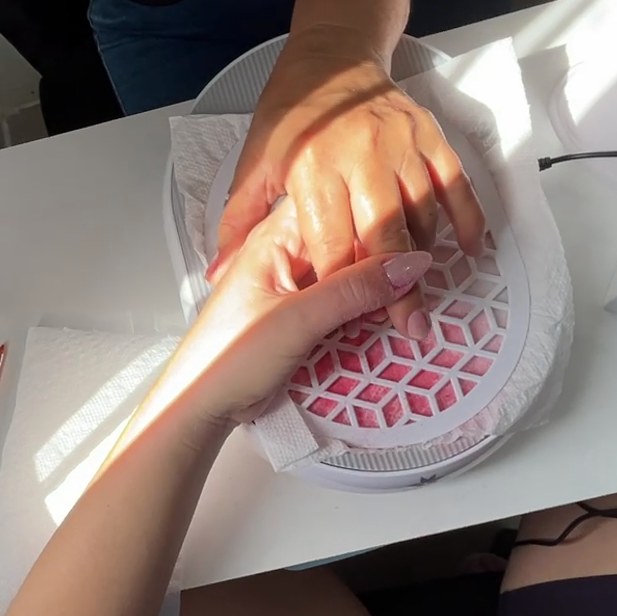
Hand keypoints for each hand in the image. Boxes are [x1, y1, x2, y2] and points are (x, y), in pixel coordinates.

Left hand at [149, 203, 431, 430]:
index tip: (416, 260)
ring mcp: (297, 284)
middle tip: (414, 295)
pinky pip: (346, 303)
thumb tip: (413, 265)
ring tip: (406, 313)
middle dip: (385, 266)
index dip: (382, 228)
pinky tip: (385, 325)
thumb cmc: (228, 357)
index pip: (343, 209)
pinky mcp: (303, 315)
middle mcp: (288, 252)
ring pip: (353, 275)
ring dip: (378, 294)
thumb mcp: (297, 320)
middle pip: (352, 242)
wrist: (200, 406)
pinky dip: (366, 313)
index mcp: (276, 236)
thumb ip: (355, 289)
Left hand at [212, 24, 484, 340]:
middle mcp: (362, 155)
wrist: (333, 53)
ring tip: (422, 297)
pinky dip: (467, 219)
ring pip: (423, 214)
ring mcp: (402, 144)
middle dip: (396, 287)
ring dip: (424, 259)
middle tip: (409, 327)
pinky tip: (467, 252)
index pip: (332, 242)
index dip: (342, 285)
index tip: (352, 321)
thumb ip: (239, 221)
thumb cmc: (290, 114)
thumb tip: (219, 272)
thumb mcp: (254, 163)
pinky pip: (456, 185)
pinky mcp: (429, 136)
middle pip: (384, 235)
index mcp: (314, 167)